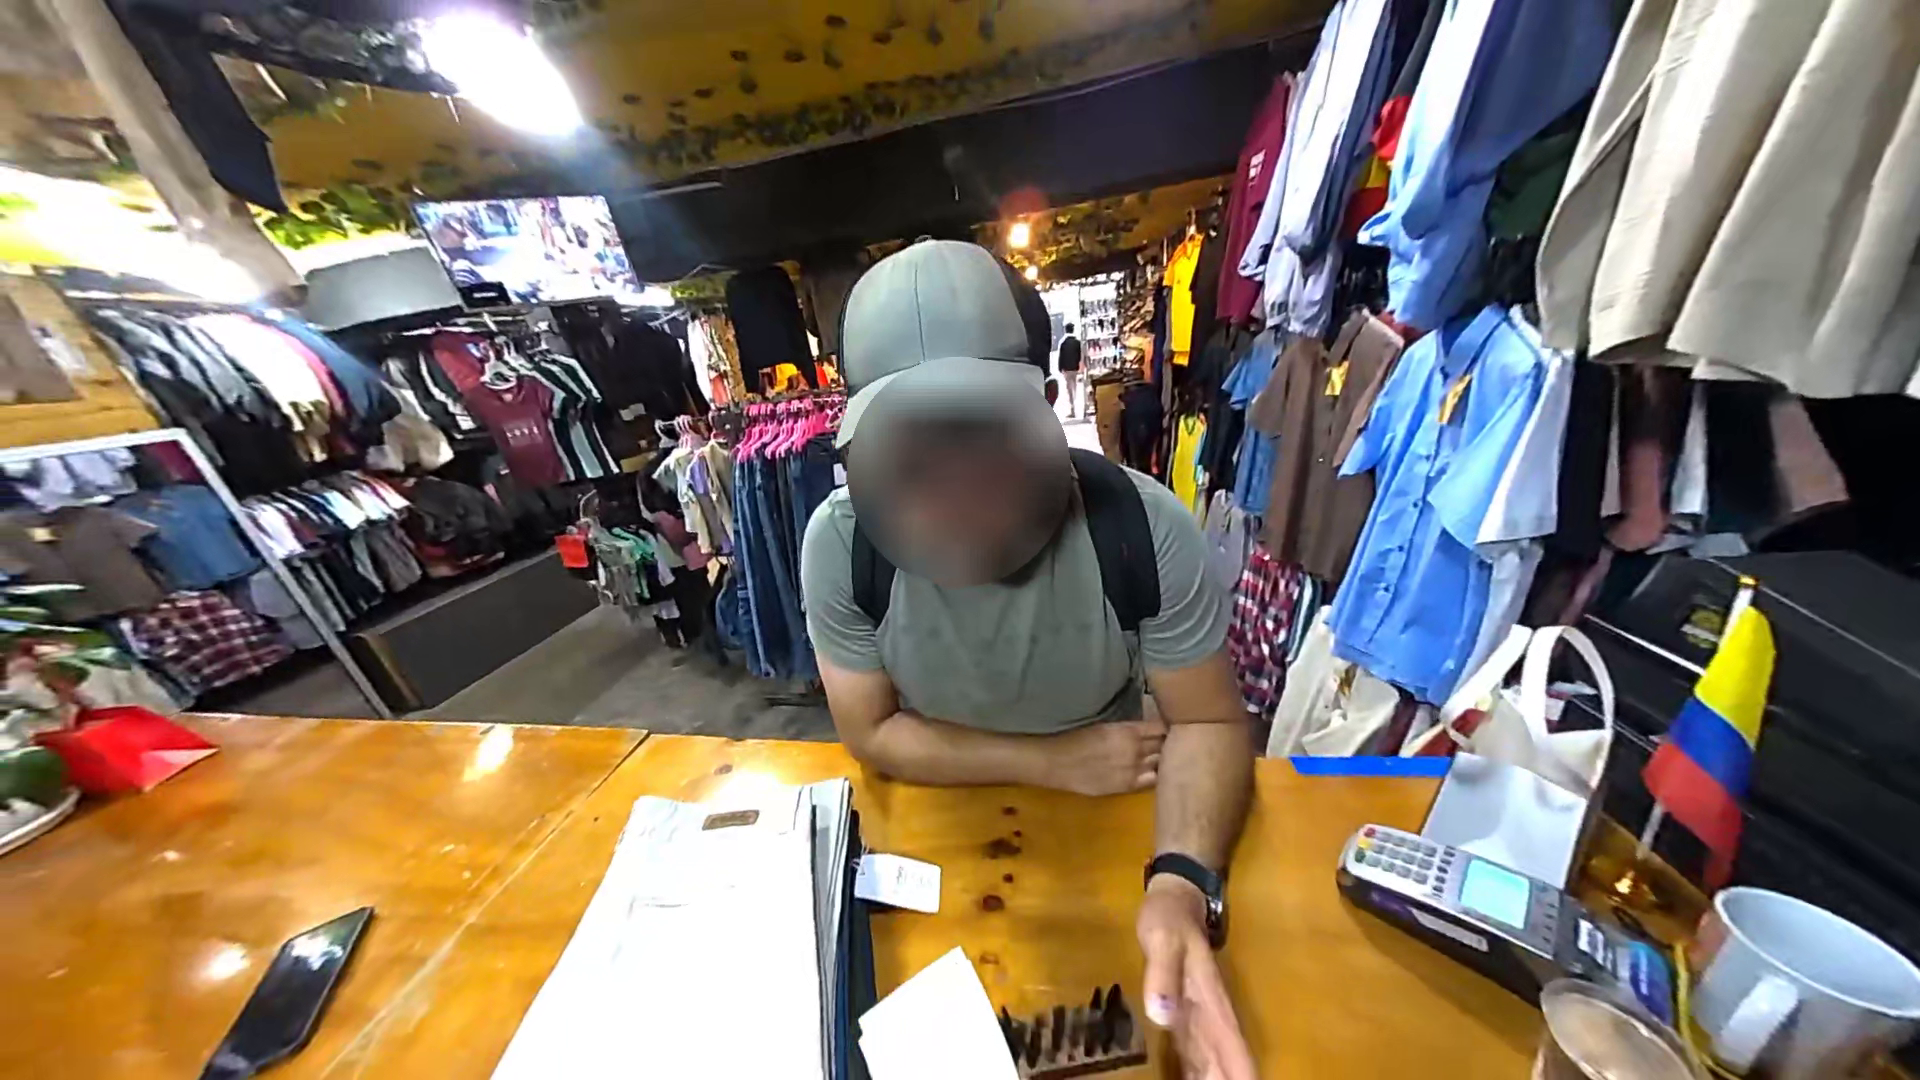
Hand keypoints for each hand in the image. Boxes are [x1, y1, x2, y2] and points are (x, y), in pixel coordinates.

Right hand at [1044, 717, 1165, 795]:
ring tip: (1170, 760)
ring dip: (1166, 761)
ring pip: (1162, 765)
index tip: (1174, 726)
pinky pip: (1153, 782)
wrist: (1057, 762)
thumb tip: (1147, 731)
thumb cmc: (1076, 738)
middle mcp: (1135, 749)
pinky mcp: (1128, 786)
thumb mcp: (1104, 726)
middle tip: (1176, 744)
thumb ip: (1127, 729)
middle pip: (1165, 746)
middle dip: (1171, 744)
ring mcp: (1133, 770)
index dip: (1169, 727)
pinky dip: (1158, 776)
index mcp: (1128, 730)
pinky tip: (1159, 774)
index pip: (1161, 727)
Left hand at [1137, 876, 1255, 1079]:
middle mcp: (1212, 1021)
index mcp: (1214, 1007)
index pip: (1239, 1061)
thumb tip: (1160, 1016)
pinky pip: (1193, 1059)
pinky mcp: (1183, 1018)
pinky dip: (1193, 1076)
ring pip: (1211, 1069)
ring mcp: (1199, 1020)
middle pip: (1226, 1072)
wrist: (1173, 901)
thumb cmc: (1169, 919)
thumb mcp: (1163, 939)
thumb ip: (1163, 973)